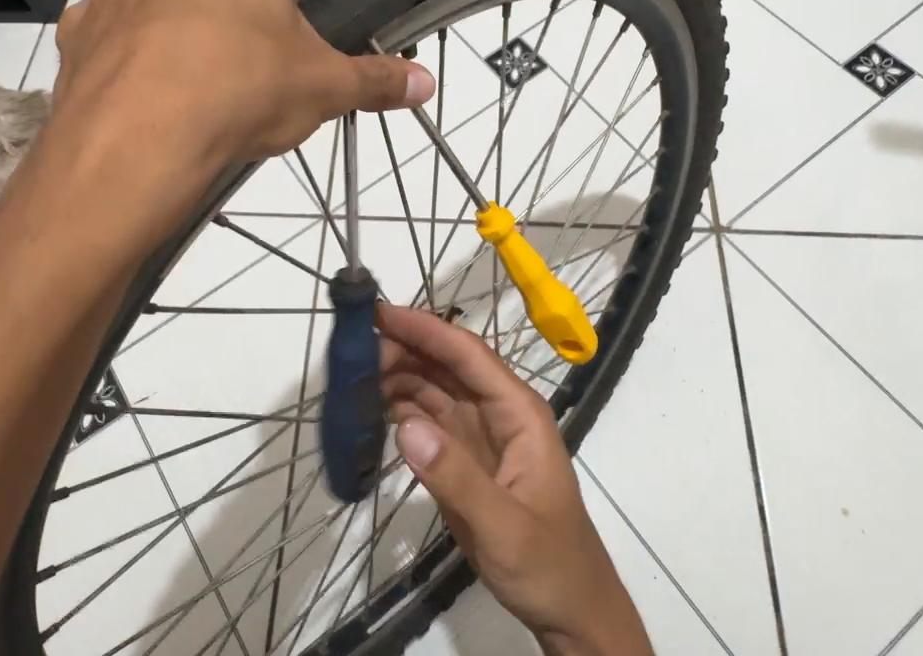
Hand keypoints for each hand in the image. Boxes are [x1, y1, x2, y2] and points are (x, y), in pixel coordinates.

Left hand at [51, 0, 433, 166]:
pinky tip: (151, 87)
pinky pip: (117, 26)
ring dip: (185, 16)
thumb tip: (427, 84)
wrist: (135, 145)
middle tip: (263, 48)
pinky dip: (134, 46)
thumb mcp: (324, 88)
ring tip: (203, 73)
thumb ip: (377, 80)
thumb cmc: (242, 92)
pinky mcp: (81, 27)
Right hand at [376, 304, 651, 655]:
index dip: (425, 329)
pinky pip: (427, 421)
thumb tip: (404, 424)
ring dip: (397, 376)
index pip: (467, 355)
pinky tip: (371, 408)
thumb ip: (456, 477)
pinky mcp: (462, 460)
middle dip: (403, 350)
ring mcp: (479, 435)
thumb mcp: (504, 526)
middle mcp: (498, 413)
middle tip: (352, 353)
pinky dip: (399, 409)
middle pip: (446, 365)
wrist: (570, 609)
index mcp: (519, 413)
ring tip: (352, 377)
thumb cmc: (548, 563)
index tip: (379, 312)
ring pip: (433, 389)